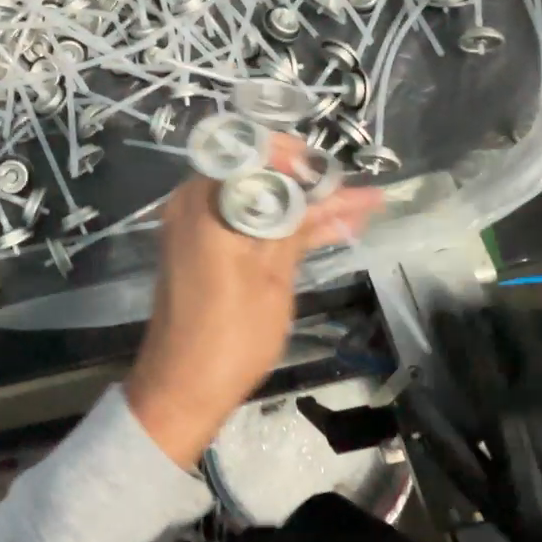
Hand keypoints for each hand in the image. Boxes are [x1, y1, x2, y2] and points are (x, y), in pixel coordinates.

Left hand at [124, 134, 384, 467]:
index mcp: (204, 201)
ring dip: (306, 204)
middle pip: (257, 173)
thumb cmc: (229, 334)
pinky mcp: (206, 249)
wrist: (181, 389)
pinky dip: (285, 226)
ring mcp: (199, 226)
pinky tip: (335, 226)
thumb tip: (328, 190)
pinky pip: (249, 223)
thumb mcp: (272, 277)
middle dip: (307, 179)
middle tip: (351, 185)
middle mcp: (194, 203)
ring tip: (361, 202)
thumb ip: (296, 225)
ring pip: (260, 200)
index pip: (251, 152)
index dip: (294, 156)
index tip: (330, 169)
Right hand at [434, 305, 541, 541]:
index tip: (442, 311)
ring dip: (536, 324)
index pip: (470, 349)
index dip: (452, 324)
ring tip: (526, 325)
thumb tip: (408, 393)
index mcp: (504, 412)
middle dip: (494, 314)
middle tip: (483, 312)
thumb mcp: (482, 494)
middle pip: (515, 328)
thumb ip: (443, 441)